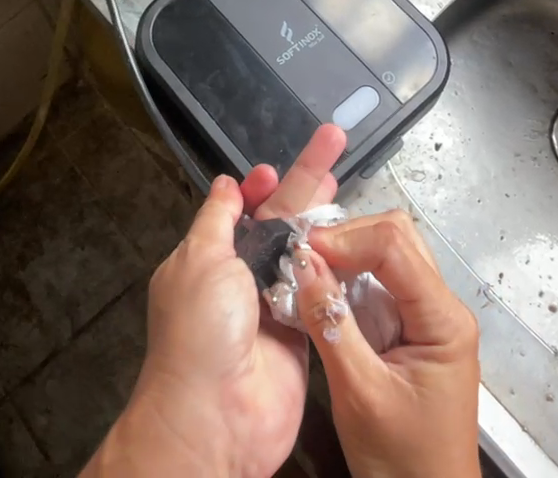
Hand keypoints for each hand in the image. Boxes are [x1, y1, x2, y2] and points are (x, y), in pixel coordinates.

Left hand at [84, 125, 346, 476]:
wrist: (217, 415)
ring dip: (326, 219)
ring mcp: (275, 303)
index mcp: (211, 256)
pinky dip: (337, 265)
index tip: (275, 169)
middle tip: (335, 143)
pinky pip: (323, 289)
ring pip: (307, 250)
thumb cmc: (200, 330)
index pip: (242, 209)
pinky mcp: (304, 330)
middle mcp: (243, 276)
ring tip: (348, 182)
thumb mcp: (199, 260)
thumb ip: (217, 219)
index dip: (261, 185)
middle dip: (307, 182)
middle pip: (282, 219)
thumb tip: (227, 183)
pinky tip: (358, 239)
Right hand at [295, 211, 480, 477]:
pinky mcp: (412, 326)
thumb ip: (330, 325)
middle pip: (397, 238)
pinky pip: (382, 279)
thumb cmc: (400, 457)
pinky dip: (350, 273)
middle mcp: (443, 306)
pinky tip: (324, 283)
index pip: (395, 247)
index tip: (301, 249)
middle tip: (302, 253)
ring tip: (307, 264)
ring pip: (390, 252)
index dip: (346, 239)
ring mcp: (430, 314)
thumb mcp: (358, 393)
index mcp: (444, 320)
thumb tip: (299, 263)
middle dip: (347, 236)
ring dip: (347, 251)